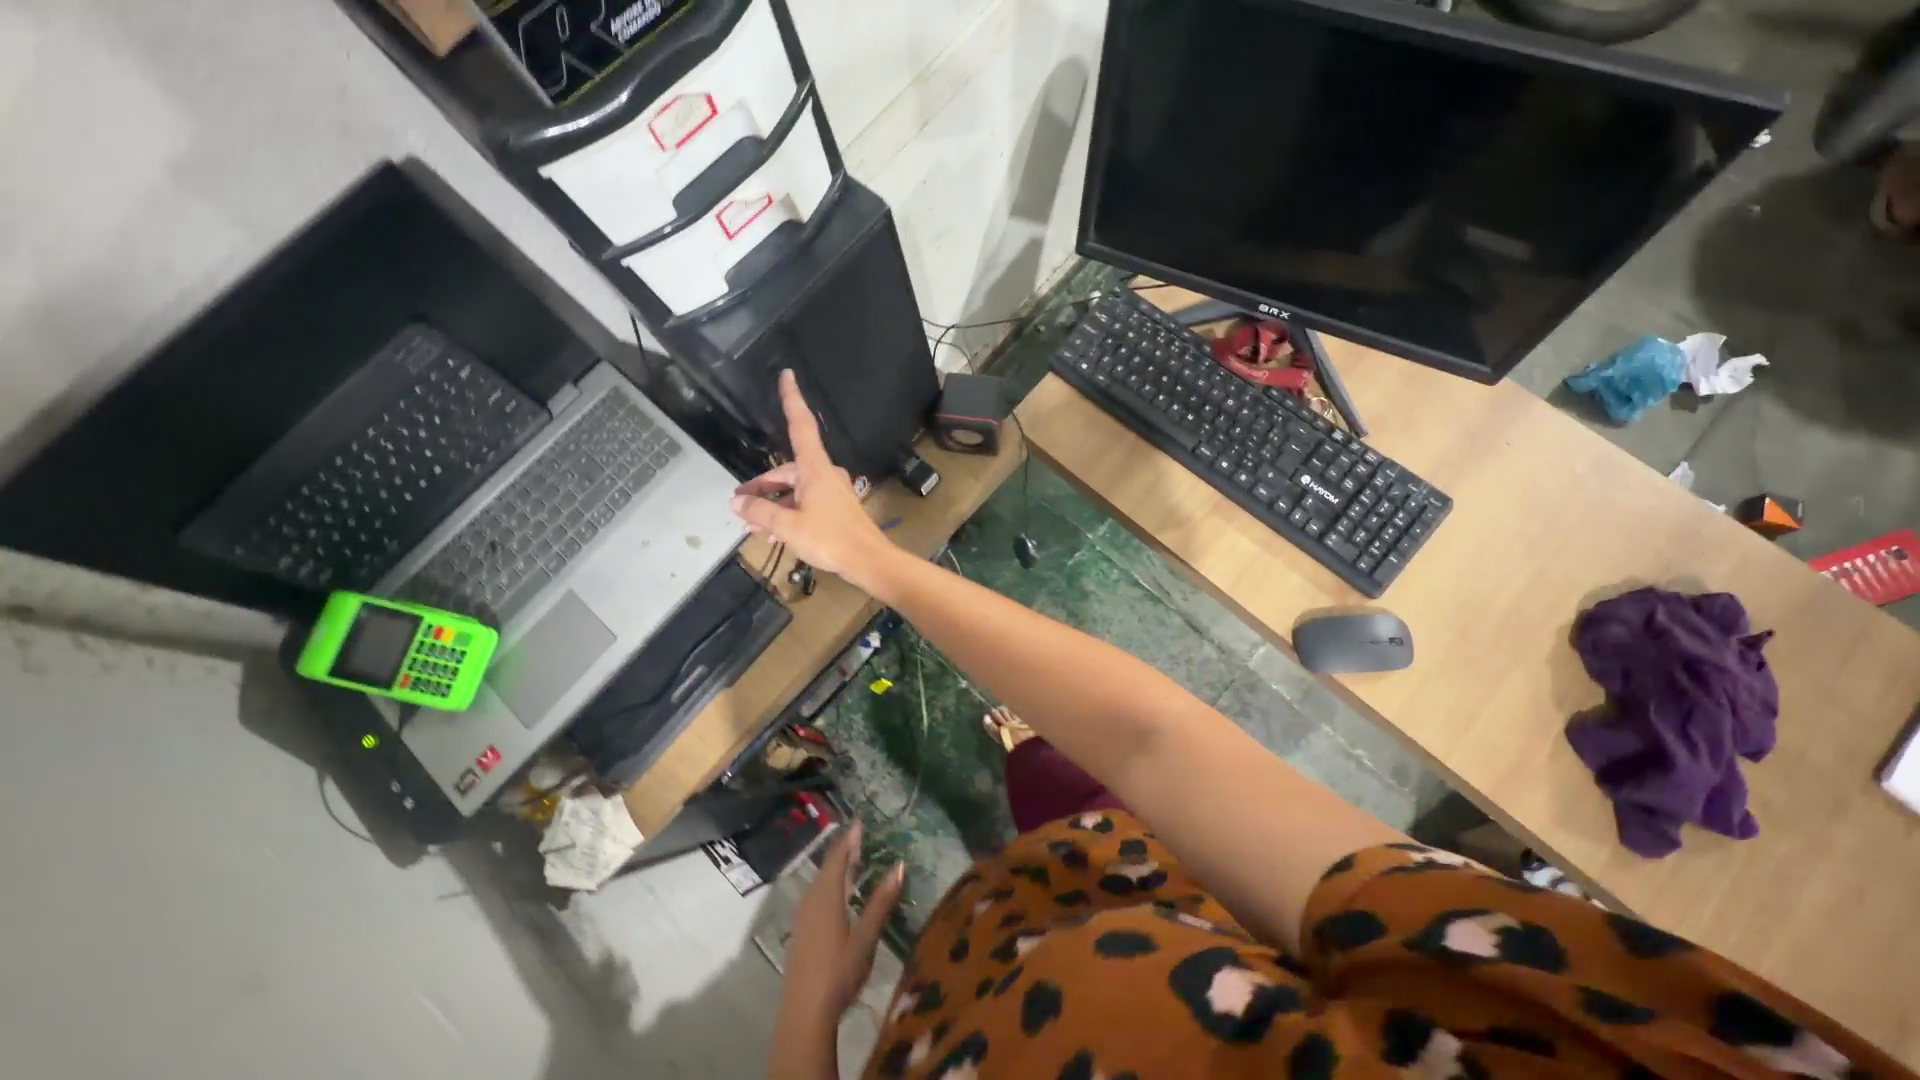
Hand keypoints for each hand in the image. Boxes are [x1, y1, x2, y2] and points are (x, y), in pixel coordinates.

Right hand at [731, 370, 895, 586]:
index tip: (788, 375)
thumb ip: (761, 513)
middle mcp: (824, 474)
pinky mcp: (836, 509)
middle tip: (740, 505)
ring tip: (754, 527)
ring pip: (795, 491)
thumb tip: (737, 503)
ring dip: (774, 505)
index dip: (792, 400)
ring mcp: (832, 491)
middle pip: (787, 471)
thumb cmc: (830, 539)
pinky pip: (805, 504)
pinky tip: (775, 535)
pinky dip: (788, 514)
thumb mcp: (788, 527)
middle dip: (762, 487)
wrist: (868, 561)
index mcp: (814, 469)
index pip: (800, 425)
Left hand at [779, 822, 906, 1025]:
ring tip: (850, 858)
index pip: (839, 858)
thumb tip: (899, 866)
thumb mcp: (866, 938)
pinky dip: (828, 883)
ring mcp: (803, 917)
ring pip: (819, 882)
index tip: (859, 821)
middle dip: (842, 850)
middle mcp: (812, 900)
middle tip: (857, 835)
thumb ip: (881, 902)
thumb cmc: (839, 972)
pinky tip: (836, 893)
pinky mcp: (802, 932)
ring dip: (835, 867)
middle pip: (826, 868)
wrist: (804, 1011)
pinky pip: (816, 895)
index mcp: (827, 897)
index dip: (850, 839)